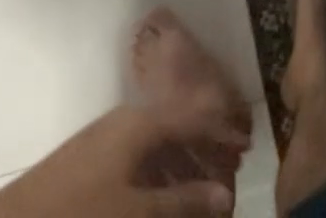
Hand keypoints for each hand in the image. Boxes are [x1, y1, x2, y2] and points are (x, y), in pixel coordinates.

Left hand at [0, 106, 246, 217]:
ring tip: (200, 196)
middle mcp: (125, 122)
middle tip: (228, 174)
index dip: (222, 132)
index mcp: (139, 124)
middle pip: (176, 128)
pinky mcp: (90, 161)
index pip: (193, 117)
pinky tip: (163, 200)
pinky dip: (158, 178)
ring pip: (157, 147)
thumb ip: (182, 200)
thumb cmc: (79, 212)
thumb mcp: (136, 210)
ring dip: (181, 169)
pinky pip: (138, 161)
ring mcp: (105, 140)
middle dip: (203, 152)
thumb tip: (225, 193)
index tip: (247, 148)